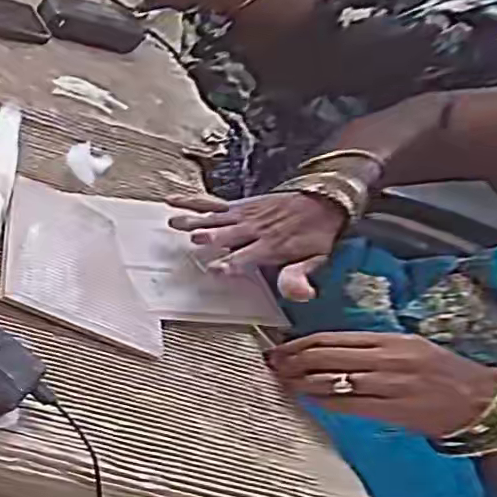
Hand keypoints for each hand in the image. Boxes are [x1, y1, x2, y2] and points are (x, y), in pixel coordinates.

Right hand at [167, 191, 346, 301]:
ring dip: (195, 221)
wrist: (325, 200)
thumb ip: (300, 276)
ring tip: (175, 223)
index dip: (232, 263)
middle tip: (198, 239)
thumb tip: (301, 296)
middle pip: (227, 234)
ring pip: (214, 219)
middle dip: (213, 236)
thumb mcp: (316, 259)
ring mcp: (242, 216)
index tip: (217, 269)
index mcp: (271, 246)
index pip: (247, 257)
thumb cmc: (313, 236)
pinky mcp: (236, 206)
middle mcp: (253, 229)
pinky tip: (171, 201)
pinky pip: (209, 203)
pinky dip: (189, 202)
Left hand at [268, 332, 496, 437]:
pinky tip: (307, 398)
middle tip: (274, 367)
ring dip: (298, 382)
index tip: (277, 350)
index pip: (329, 338)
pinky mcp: (392, 409)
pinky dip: (318, 401)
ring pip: (328, 381)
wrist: (486, 404)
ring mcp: (391, 384)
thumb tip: (313, 348)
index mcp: (391, 340)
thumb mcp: (406, 348)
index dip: (295, 345)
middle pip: (322, 357)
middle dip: (290, 362)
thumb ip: (364, 347)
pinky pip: (342, 404)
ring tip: (284, 382)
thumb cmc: (440, 373)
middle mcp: (390, 359)